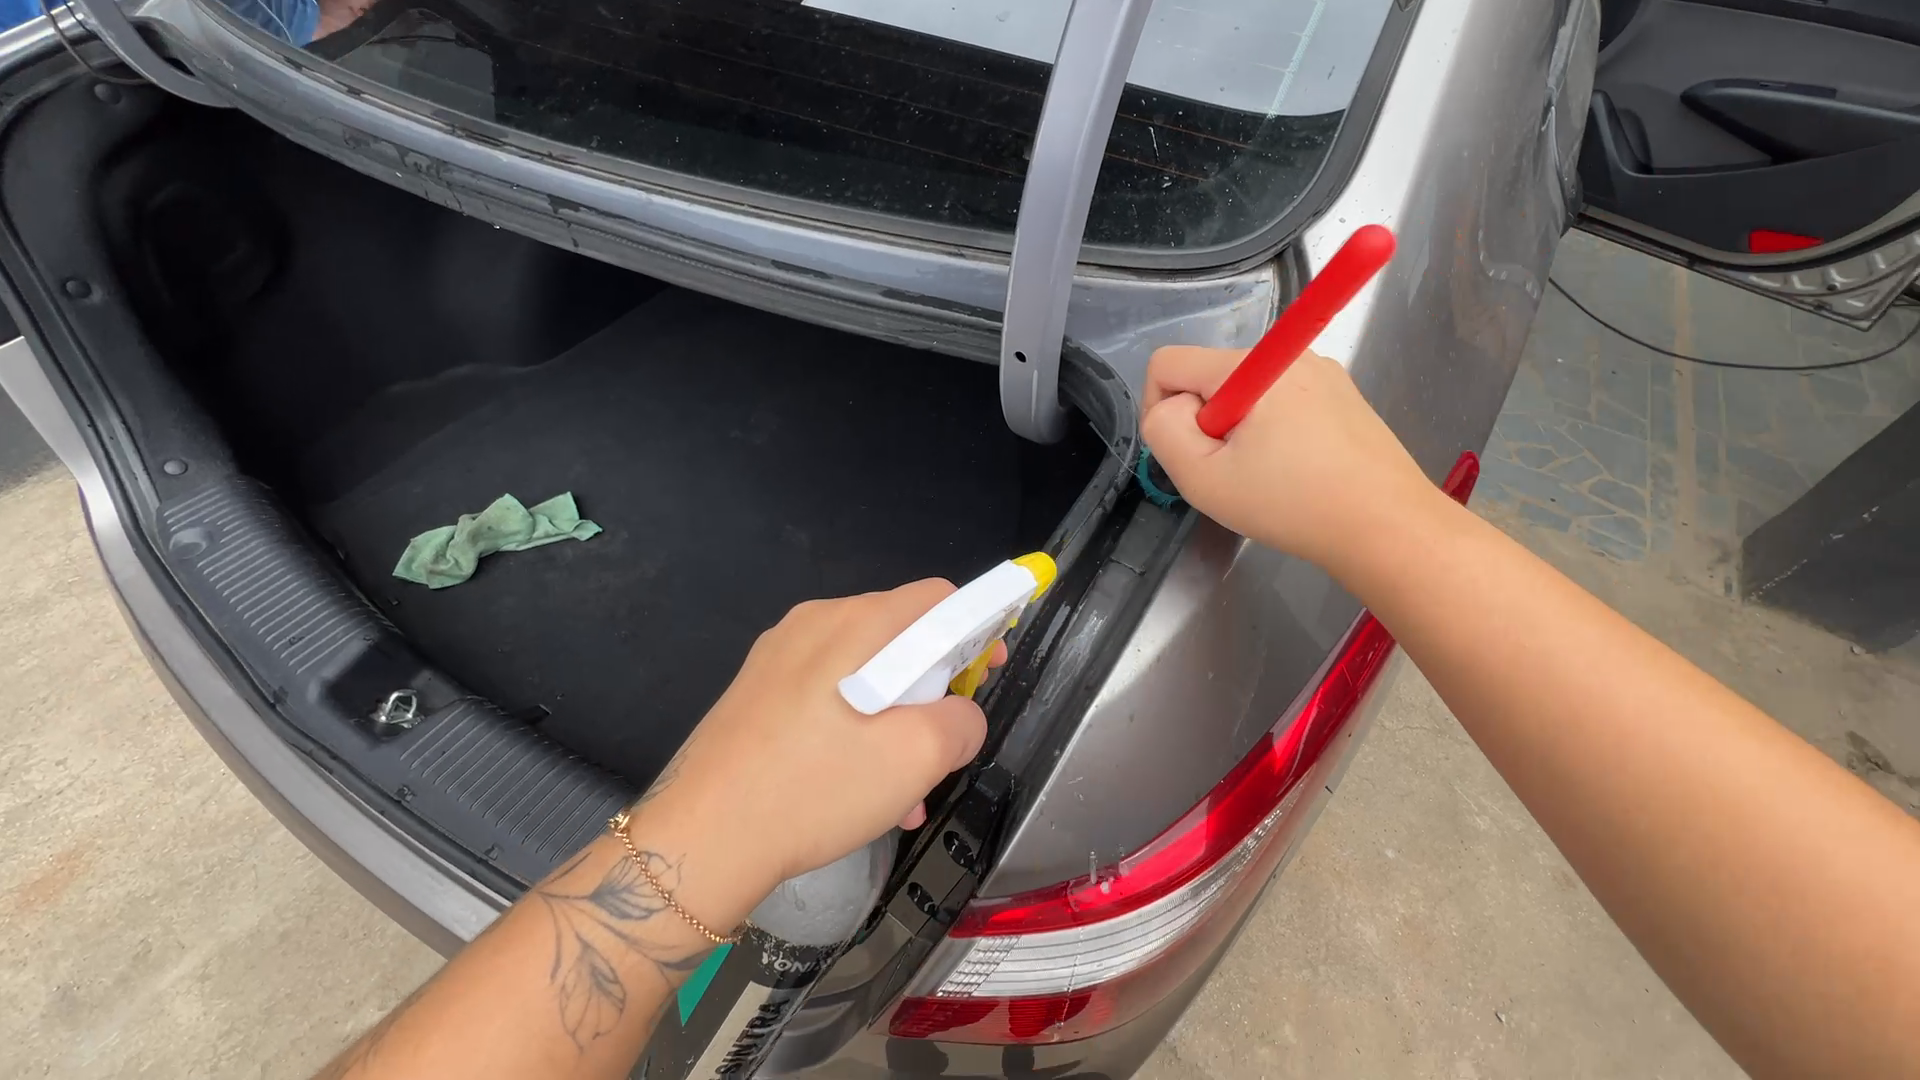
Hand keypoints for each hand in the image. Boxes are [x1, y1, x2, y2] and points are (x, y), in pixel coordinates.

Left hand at [631, 581, 990, 922]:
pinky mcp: (756, 692)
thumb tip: (959, 714)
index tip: (987, 674)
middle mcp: (812, 623)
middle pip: (900, 638)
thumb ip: (962, 721)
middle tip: (942, 748)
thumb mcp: (916, 758)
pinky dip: (857, 731)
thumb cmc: (815, 789)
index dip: (976, 629)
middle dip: (934, 691)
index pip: (937, 599)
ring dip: (897, 723)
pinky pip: (828, 696)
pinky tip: (858, 791)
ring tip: (902, 794)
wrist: (701, 840)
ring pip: (865, 675)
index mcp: (853, 622)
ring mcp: (778, 657)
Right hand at [1140, 345, 1438, 570]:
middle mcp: (1286, 354)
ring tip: (1266, 475)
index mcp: (1249, 366)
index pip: (1168, 362)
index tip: (1188, 452)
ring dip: (1238, 430)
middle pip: (1208, 377)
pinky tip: (1295, 470)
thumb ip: (1163, 432)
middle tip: (1232, 471)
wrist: (1386, 525)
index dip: (1159, 408)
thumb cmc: (1291, 504)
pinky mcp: (1341, 394)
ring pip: (1243, 392)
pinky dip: (1271, 432)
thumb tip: (1170, 410)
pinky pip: (1279, 402)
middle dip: (1205, 422)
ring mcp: (1320, 372)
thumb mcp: (1202, 477)